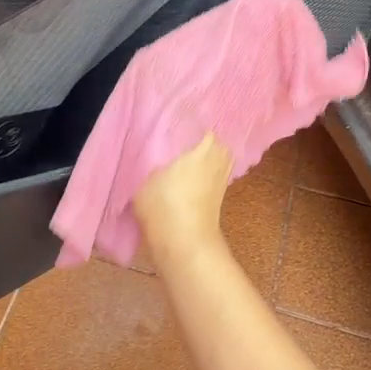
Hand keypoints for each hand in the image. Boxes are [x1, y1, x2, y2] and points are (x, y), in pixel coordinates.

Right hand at [133, 133, 234, 262]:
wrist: (184, 241)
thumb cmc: (164, 204)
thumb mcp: (147, 180)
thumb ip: (156, 168)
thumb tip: (164, 168)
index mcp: (201, 152)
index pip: (209, 133)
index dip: (200, 130)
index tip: (187, 128)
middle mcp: (216, 165)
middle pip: (222, 148)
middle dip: (212, 145)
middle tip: (194, 143)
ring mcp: (221, 185)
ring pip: (223, 165)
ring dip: (213, 162)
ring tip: (194, 162)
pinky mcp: (219, 202)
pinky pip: (217, 181)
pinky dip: (210, 179)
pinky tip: (194, 182)